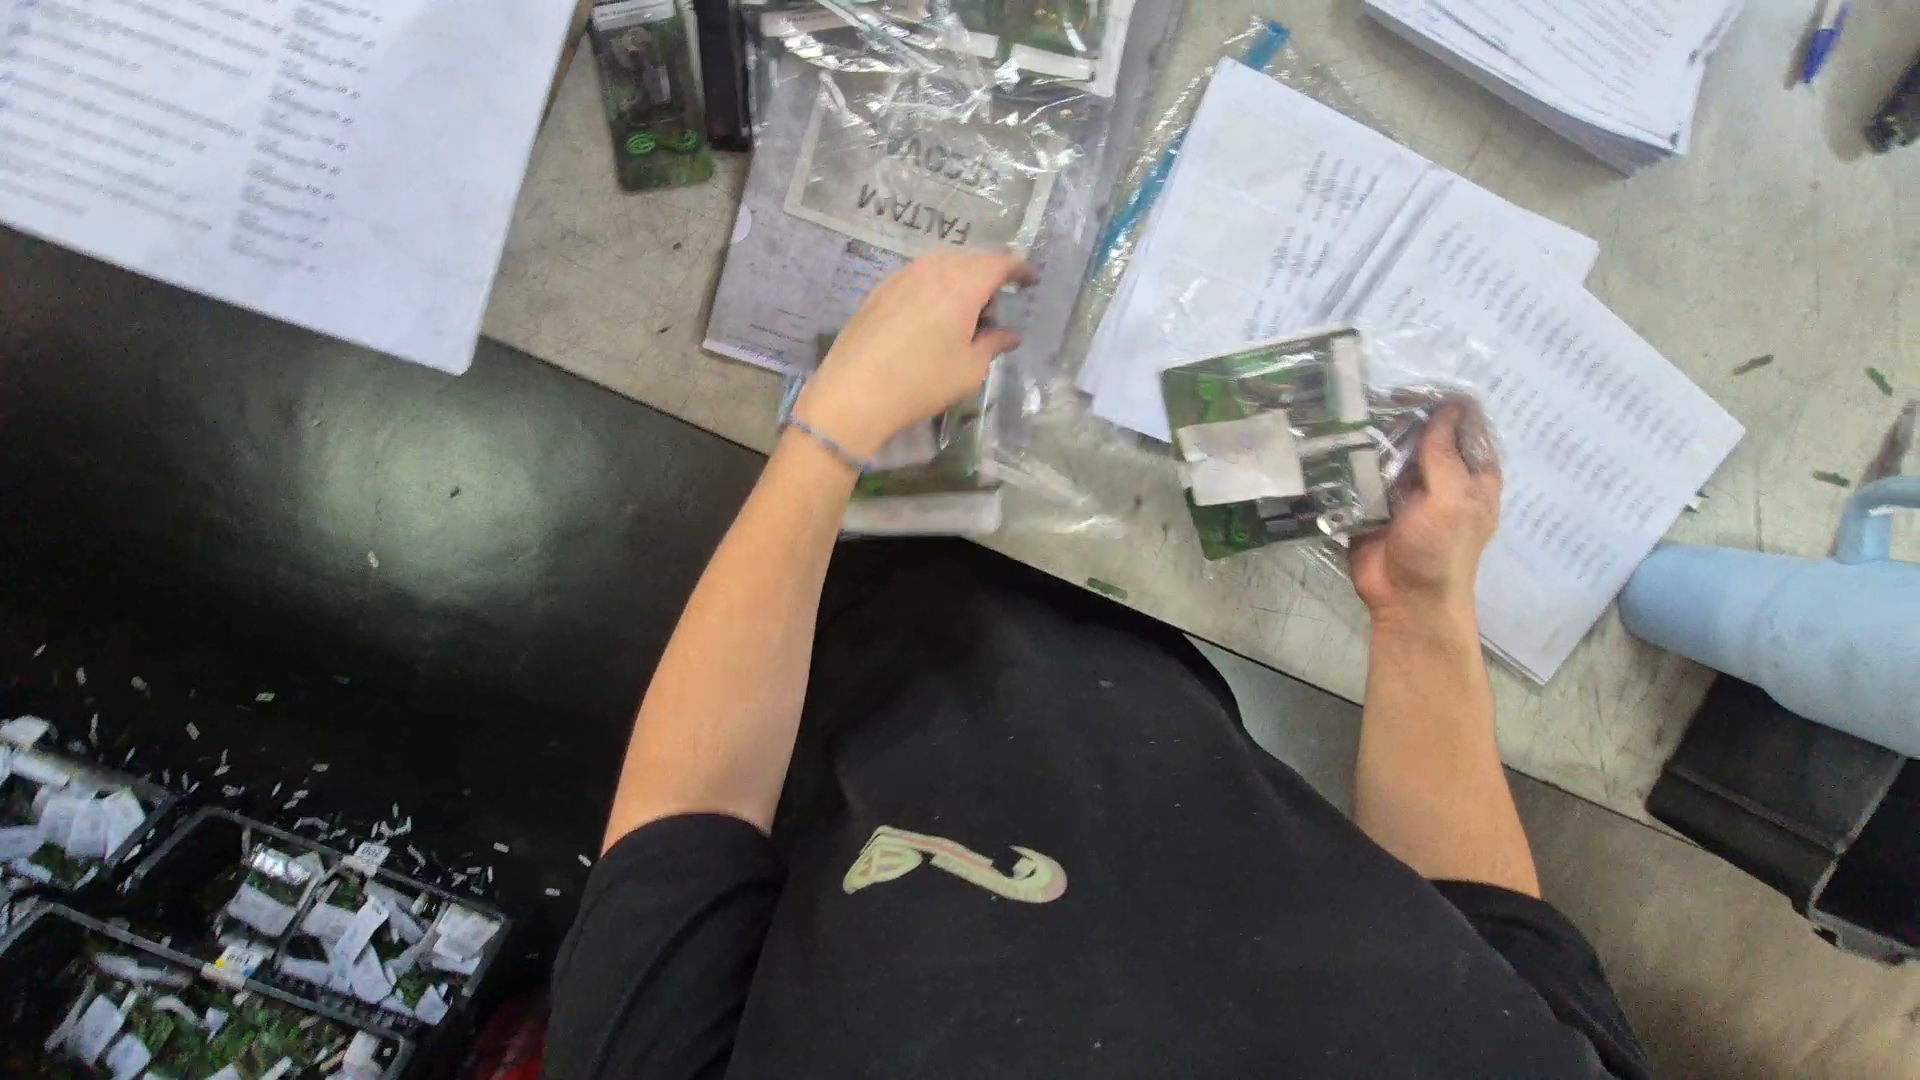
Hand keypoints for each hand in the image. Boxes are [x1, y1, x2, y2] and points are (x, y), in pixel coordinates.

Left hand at [793, 254, 1032, 458]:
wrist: (856, 392)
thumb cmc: (922, 382)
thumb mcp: (969, 370)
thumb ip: (994, 345)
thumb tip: (1010, 335)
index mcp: (961, 284)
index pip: (999, 263)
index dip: (1019, 269)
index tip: (1030, 280)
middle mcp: (931, 269)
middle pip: (969, 262)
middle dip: (987, 278)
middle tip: (996, 308)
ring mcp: (901, 277)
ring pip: (940, 268)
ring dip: (958, 284)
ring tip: (963, 316)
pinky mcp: (879, 291)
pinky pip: (917, 280)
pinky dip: (933, 291)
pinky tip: (931, 319)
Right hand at [1349, 403, 1500, 629]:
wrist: (1404, 600)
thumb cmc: (1440, 552)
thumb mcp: (1452, 500)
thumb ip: (1445, 456)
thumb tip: (1446, 409)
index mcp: (1472, 475)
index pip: (1465, 426)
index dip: (1446, 404)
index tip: (1415, 386)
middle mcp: (1440, 477)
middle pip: (1424, 436)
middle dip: (1403, 416)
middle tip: (1373, 392)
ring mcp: (1403, 491)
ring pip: (1390, 454)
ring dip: (1374, 437)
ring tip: (1348, 411)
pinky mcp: (1372, 505)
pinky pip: (1363, 477)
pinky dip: (1351, 463)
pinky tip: (1334, 443)